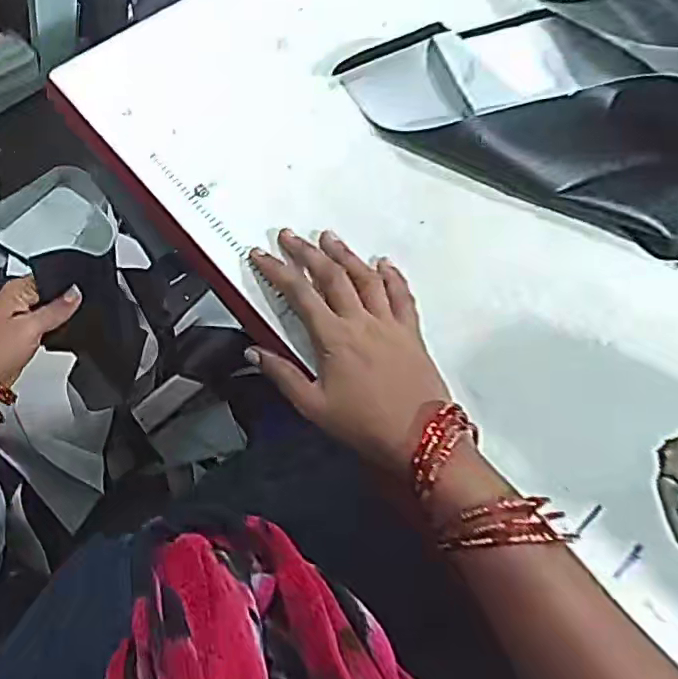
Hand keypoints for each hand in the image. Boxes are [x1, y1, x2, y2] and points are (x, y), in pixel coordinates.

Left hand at [0, 276, 81, 387]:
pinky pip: (43, 325)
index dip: (66, 286)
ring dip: (56, 319)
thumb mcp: (32, 327)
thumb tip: (75, 293)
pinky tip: (50, 338)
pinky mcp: (21, 332)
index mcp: (16, 289)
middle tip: (64, 319)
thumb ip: (56, 309)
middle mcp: (15, 299)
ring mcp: (17, 316)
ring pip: (48, 310)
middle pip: (50, 293)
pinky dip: (50, 330)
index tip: (78, 298)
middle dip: (62, 304)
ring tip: (52, 331)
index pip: (49, 277)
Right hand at [245, 230, 451, 476]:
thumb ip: (281, 374)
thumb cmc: (365, 425)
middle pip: (332, 276)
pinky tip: (384, 264)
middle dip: (307, 252)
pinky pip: (401, 297)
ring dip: (345, 255)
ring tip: (329, 238)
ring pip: (365, 278)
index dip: (277, 270)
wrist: (423, 442)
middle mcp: (362, 323)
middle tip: (290, 236)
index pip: (299, 293)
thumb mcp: (312, 405)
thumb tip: (254, 351)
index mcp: (334, 338)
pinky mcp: (411, 334)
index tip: (261, 255)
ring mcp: (389, 325)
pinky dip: (392, 277)